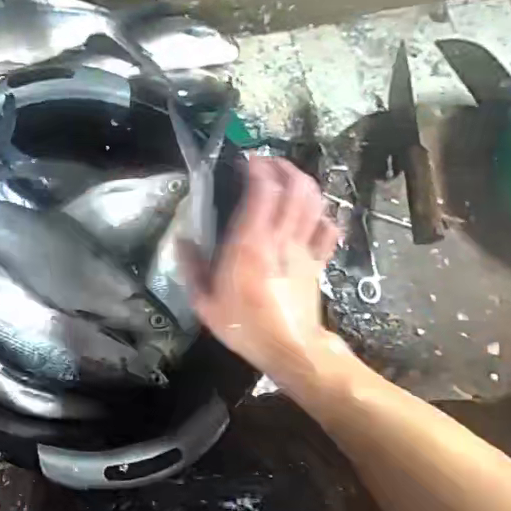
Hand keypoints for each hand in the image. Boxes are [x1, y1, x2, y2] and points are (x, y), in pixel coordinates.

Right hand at [184, 156, 347, 387]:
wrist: (290, 350)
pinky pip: (328, 229)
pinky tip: (312, 214)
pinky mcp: (318, 262)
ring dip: (304, 183)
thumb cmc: (245, 326)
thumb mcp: (205, 303)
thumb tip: (182, 241)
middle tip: (268, 164)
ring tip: (288, 179)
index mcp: (250, 243)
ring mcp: (304, 248)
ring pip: (314, 201)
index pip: (263, 189)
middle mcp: (281, 238)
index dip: (258, 167)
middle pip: (295, 187)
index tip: (246, 160)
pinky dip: (323, 215)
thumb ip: (192, 268)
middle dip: (284, 166)